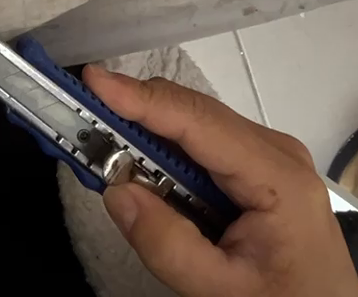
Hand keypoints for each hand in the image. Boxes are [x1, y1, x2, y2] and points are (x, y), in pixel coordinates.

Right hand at [83, 68, 357, 296]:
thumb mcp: (225, 294)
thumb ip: (169, 247)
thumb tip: (116, 190)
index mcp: (277, 176)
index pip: (195, 119)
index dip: (140, 97)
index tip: (91, 81)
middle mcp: (271, 150)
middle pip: (188, 111)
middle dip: (131, 113)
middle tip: (80, 121)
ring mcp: (263, 155)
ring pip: (187, 122)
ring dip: (142, 133)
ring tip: (102, 149)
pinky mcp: (251, 166)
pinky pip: (194, 141)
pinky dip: (159, 149)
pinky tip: (138, 168)